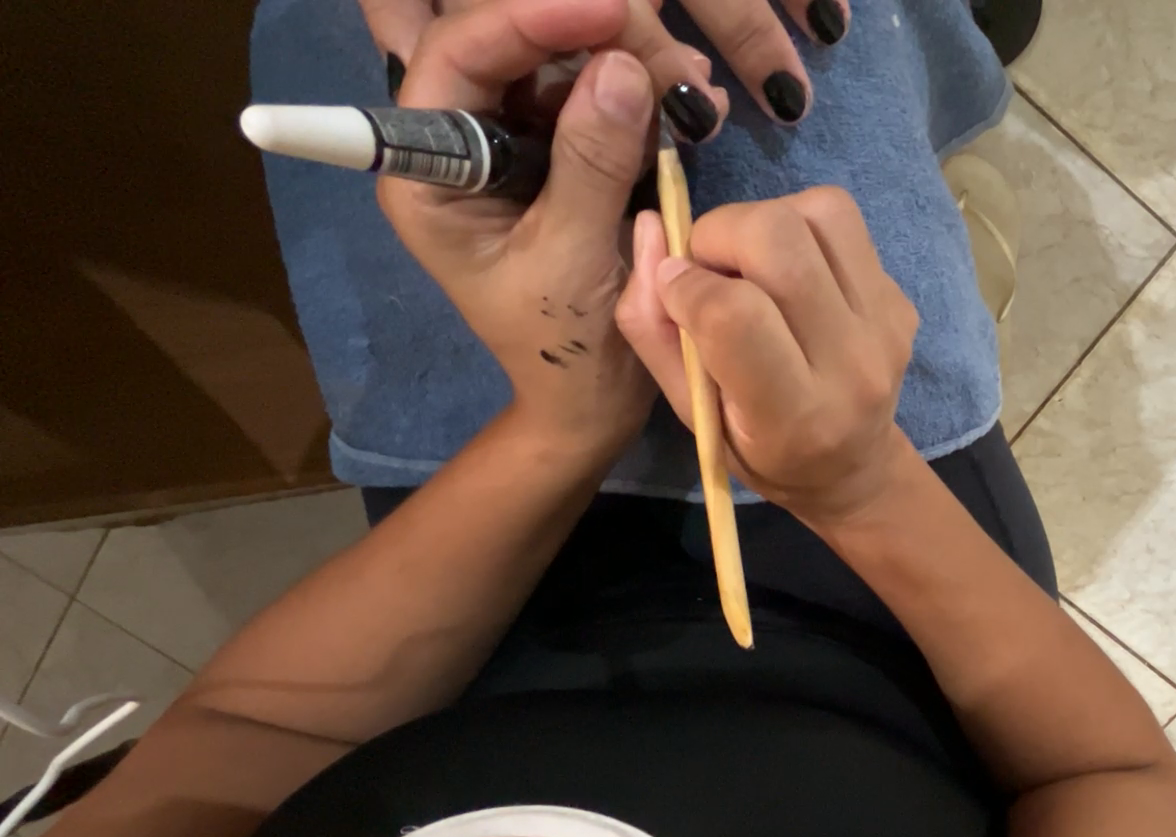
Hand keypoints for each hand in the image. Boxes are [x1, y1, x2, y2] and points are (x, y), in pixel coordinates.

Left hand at [380, 0, 659, 457]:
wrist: (594, 404)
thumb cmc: (567, 351)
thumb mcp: (574, 258)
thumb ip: (592, 163)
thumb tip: (625, 69)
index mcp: (428, 173)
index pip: (458, 62)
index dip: (527, 22)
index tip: (608, 10)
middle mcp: (463, 150)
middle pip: (507, 55)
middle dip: (584, 42)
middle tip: (662, 52)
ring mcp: (516, 158)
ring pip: (558, 77)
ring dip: (623, 67)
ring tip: (691, 82)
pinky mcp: (563, 170)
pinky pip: (596, 114)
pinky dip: (641, 105)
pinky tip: (686, 103)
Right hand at [615, 187, 921, 524]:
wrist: (855, 468)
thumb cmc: (764, 452)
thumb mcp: (696, 415)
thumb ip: (656, 330)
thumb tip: (651, 227)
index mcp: (794, 415)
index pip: (735, 314)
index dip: (688, 284)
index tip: (676, 291)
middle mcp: (852, 367)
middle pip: (779, 239)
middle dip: (723, 233)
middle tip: (713, 268)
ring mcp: (886, 329)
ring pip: (822, 211)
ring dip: (769, 220)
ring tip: (753, 266)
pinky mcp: (903, 301)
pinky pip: (846, 225)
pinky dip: (804, 231)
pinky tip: (794, 275)